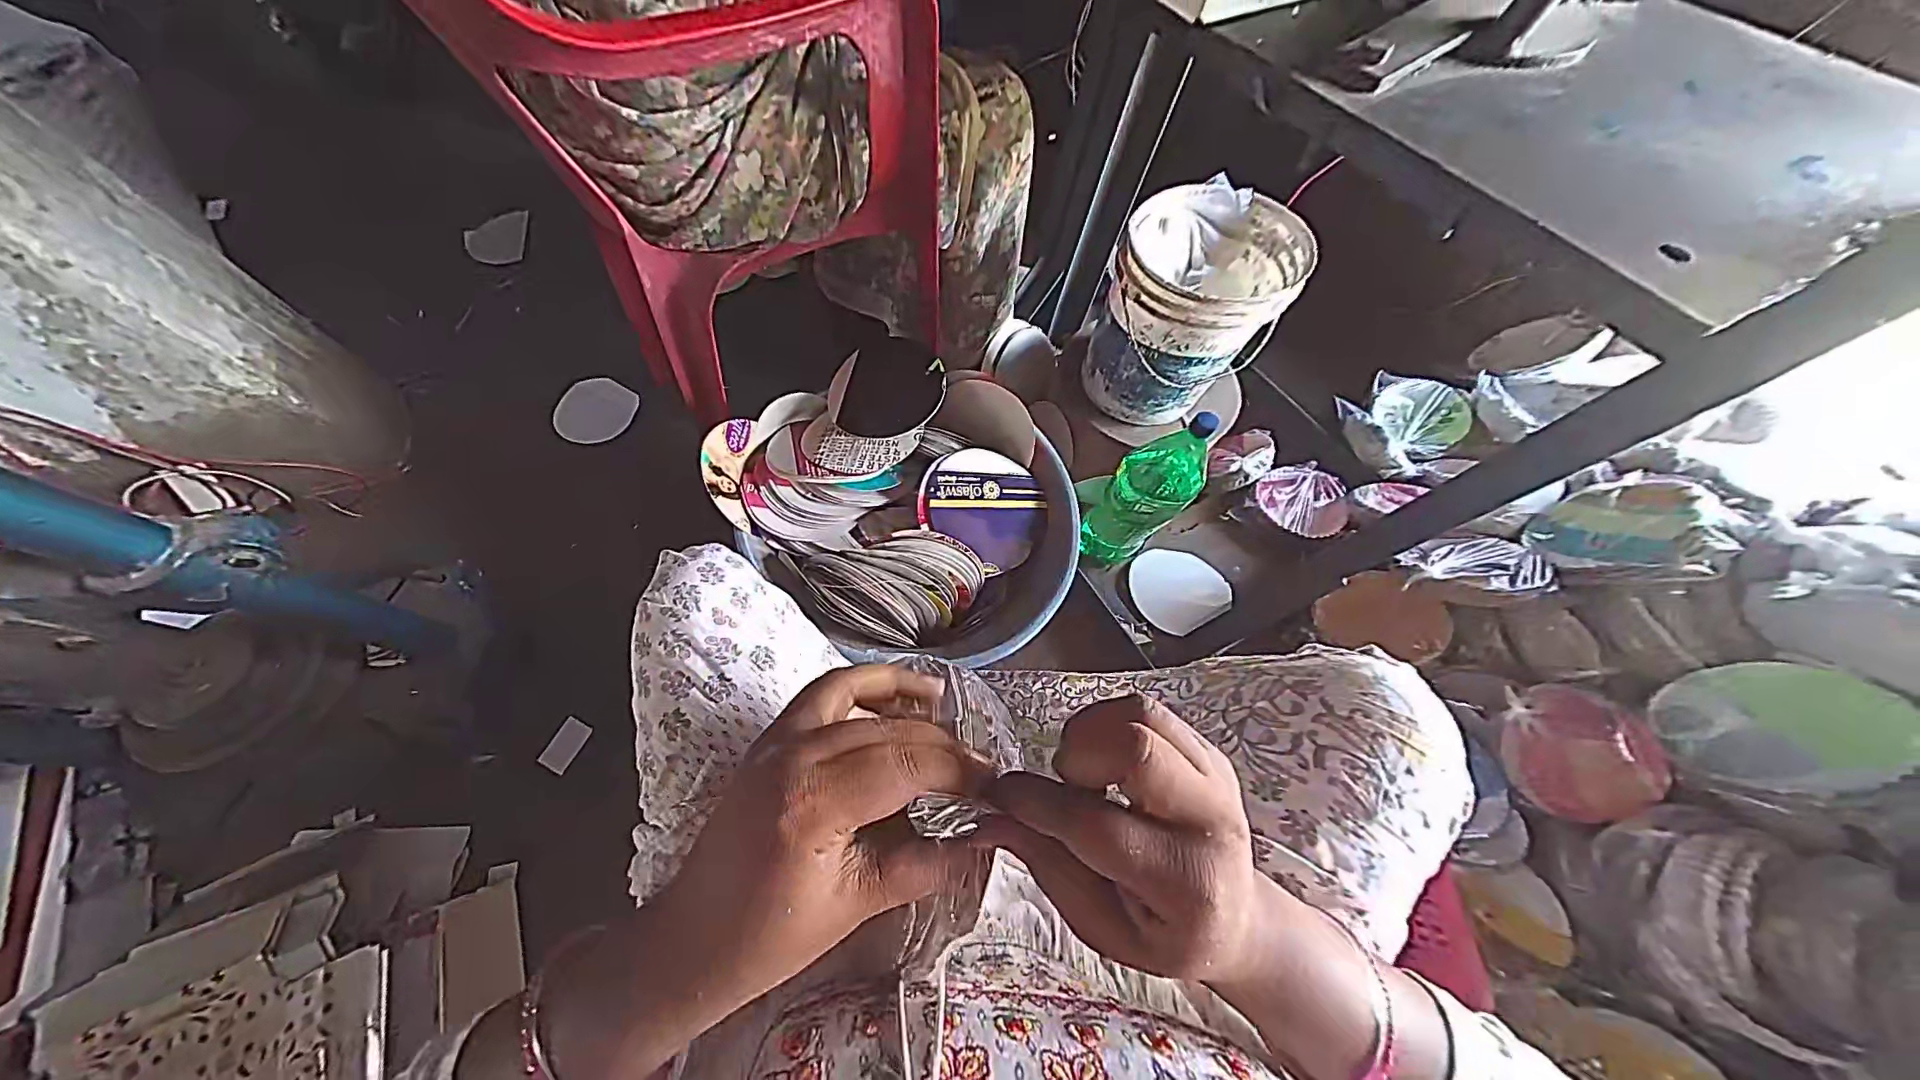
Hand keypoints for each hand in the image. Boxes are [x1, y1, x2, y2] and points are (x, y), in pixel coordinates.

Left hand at [654, 664, 990, 998]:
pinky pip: (824, 692)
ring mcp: (776, 739)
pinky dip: (864, 684)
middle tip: (979, 768)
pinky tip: (894, 697)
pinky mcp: (770, 737)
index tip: (991, 785)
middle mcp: (794, 755)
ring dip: (906, 702)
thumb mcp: (857, 906)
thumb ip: (924, 865)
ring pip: (857, 696)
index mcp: (814, 803)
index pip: (906, 764)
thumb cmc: (770, 937)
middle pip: (889, 731)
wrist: (692, 939)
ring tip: (947, 716)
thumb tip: (979, 838)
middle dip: (944, 746)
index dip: (958, 772)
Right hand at [972, 693, 1278, 984]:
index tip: (1000, 795)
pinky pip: (1148, 710)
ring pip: (1141, 715)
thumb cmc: (1163, 932)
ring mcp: (1216, 777)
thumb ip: (1047, 864)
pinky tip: (1103, 759)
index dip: (1035, 803)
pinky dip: (1108, 722)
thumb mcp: (1102, 926)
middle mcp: (1211, 822)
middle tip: (1068, 786)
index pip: (1096, 826)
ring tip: (1085, 772)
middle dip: (1079, 757)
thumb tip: (988, 819)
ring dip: (1092, 733)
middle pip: (1136, 749)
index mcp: (1184, 884)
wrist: (1237, 917)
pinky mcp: (1209, 750)